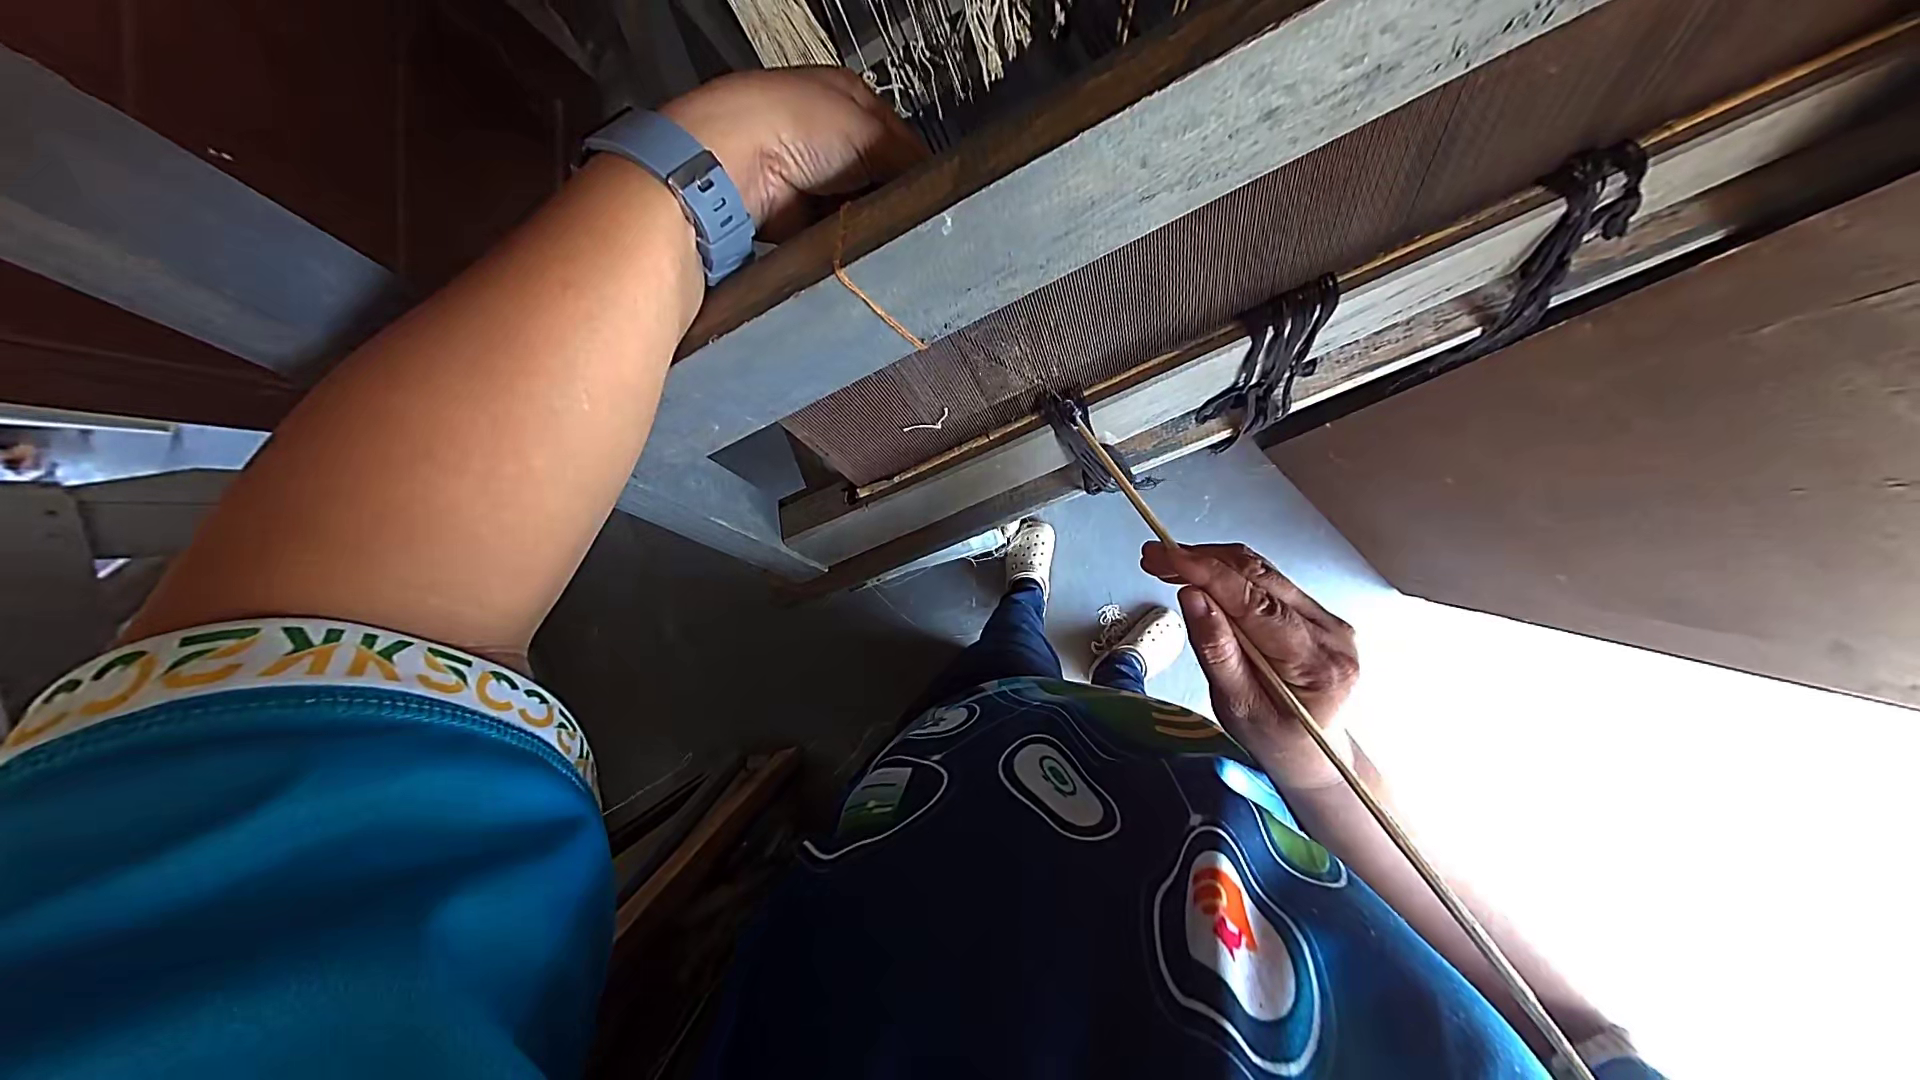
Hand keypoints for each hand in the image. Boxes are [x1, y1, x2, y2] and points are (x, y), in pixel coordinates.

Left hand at [661, 68, 927, 240]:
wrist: (741, 165)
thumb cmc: (798, 125)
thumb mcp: (869, 131)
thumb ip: (908, 159)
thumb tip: (934, 185)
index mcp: (850, 101)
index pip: (902, 141)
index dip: (919, 169)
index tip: (935, 197)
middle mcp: (832, 139)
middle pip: (883, 180)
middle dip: (894, 199)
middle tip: (911, 219)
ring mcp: (816, 180)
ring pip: (863, 211)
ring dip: (872, 222)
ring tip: (883, 231)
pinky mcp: (803, 219)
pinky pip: (840, 234)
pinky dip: (849, 238)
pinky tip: (857, 241)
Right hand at [1141, 542, 1359, 788]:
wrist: (1316, 756)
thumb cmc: (1277, 743)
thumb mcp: (1237, 708)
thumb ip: (1216, 652)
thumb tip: (1192, 598)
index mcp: (1315, 662)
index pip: (1254, 601)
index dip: (1205, 572)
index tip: (1166, 556)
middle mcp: (1330, 633)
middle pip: (1257, 576)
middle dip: (1199, 560)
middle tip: (1154, 557)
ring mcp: (1326, 619)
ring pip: (1260, 572)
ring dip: (1209, 563)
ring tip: (1167, 564)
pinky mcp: (1313, 613)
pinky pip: (1265, 581)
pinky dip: (1225, 575)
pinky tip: (1198, 577)